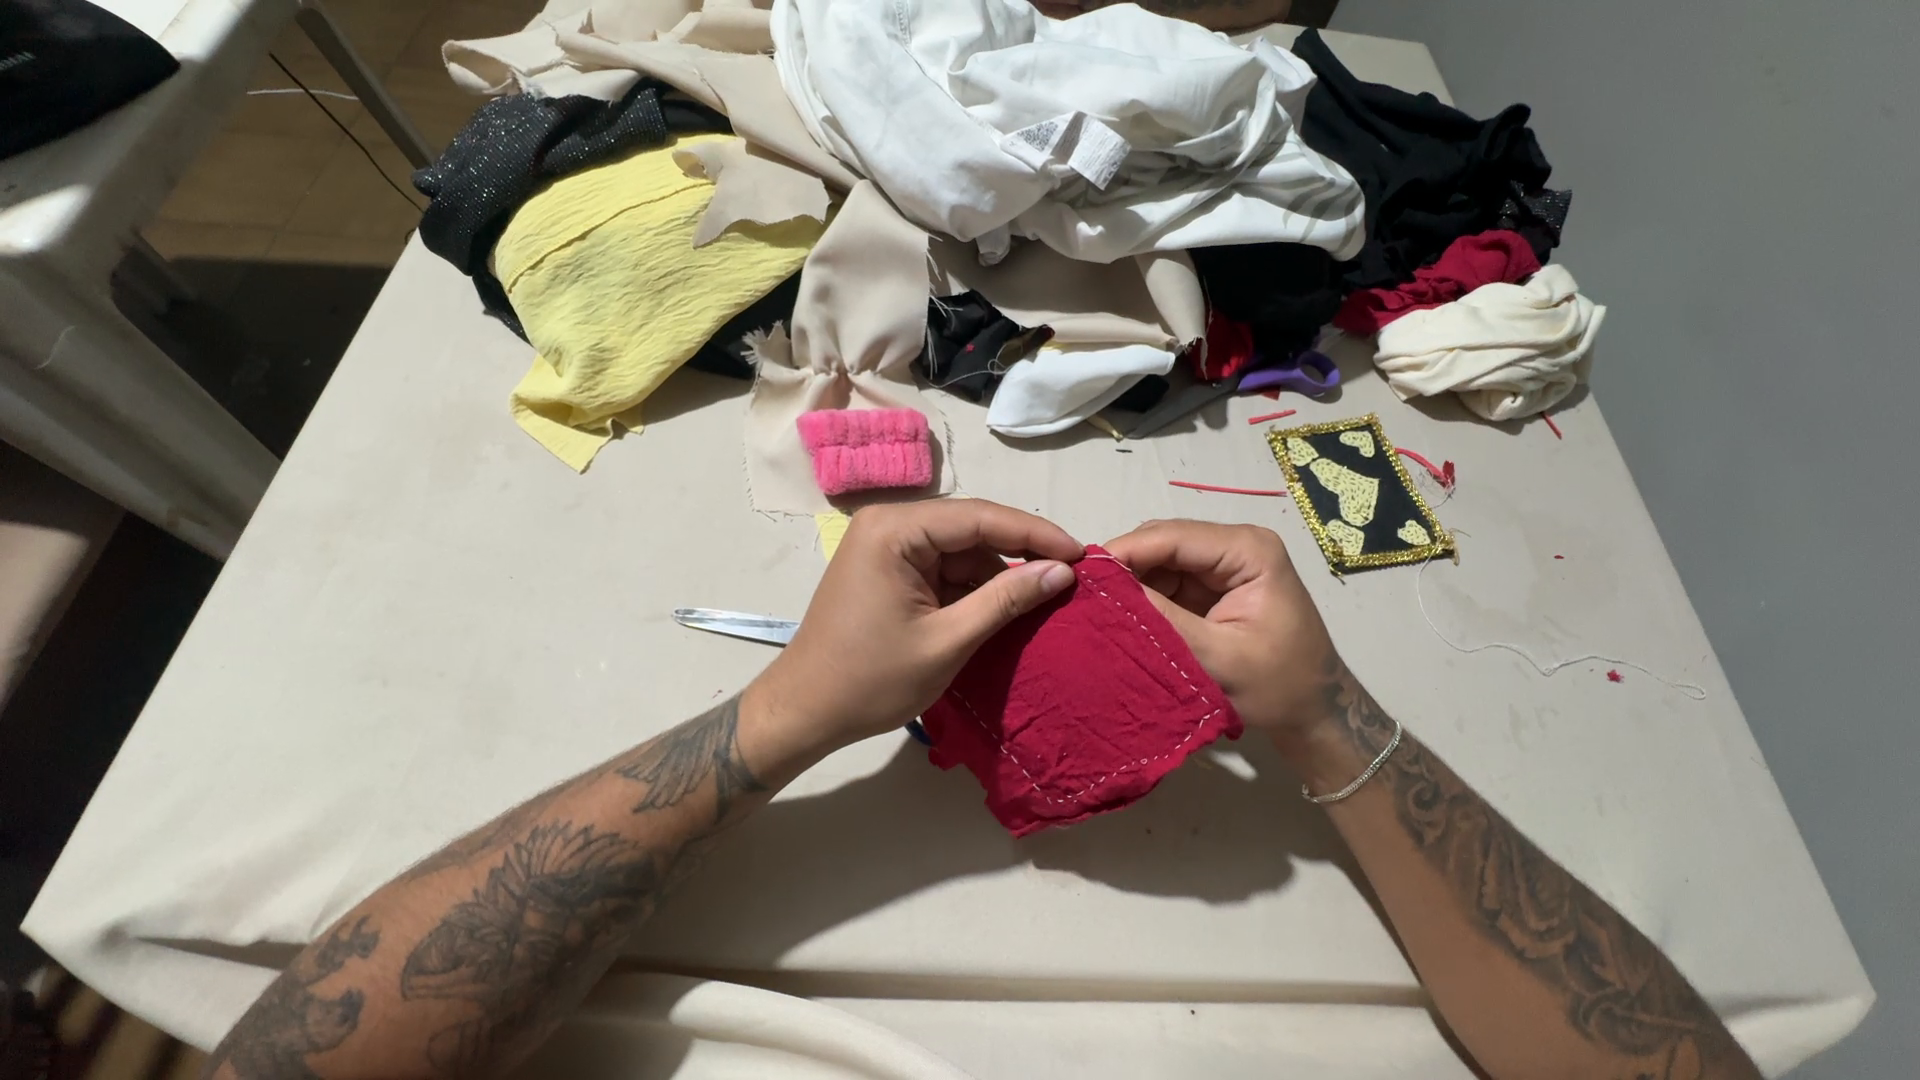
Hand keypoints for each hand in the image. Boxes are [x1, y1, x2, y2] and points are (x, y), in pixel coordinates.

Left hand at [745, 500, 1082, 754]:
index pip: (980, 517)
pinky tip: (1001, 608)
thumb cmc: (872, 680)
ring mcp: (884, 546)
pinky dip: (971, 588)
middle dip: (1018, 554)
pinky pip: (941, 568)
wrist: (805, 712)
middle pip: (970, 528)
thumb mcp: (949, 640)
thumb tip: (1062, 571)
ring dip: (995, 575)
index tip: (1081, 555)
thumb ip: (1007, 599)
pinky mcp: (886, 569)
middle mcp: (888, 524)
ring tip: (1040, 600)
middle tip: (1068, 576)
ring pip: (959, 550)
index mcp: (895, 529)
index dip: (1035, 534)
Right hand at [1102, 520, 1346, 749]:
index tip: (1080, 575)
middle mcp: (1235, 546)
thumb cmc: (1278, 687)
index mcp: (1249, 551)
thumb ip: (1163, 620)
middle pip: (1162, 542)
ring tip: (1093, 606)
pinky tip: (1118, 614)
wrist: (1314, 714)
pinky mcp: (1209, 586)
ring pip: (1158, 560)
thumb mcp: (1218, 657)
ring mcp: (1221, 565)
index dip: (1124, 551)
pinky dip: (1141, 596)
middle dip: (1123, 565)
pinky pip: (1164, 580)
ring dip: (1128, 582)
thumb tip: (1106, 592)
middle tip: (1081, 593)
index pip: (1173, 536)